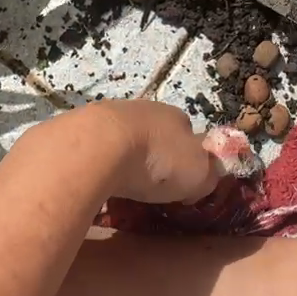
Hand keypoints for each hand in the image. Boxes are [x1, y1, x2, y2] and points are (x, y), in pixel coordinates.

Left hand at [84, 99, 223, 203]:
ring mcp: (116, 114)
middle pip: (157, 134)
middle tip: (149, 185)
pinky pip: (101, 146)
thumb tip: (208, 178)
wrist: (100, 145)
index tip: (180, 183)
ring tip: (121, 185)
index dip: (187, 159)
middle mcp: (150, 110)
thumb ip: (209, 175)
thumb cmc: (157, 160)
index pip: (189, 135)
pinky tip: (98, 178)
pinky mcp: (87, 125)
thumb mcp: (197, 174)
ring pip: (128, 137)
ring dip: (126, 157)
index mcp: (179, 117)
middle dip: (154, 156)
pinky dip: (102, 161)